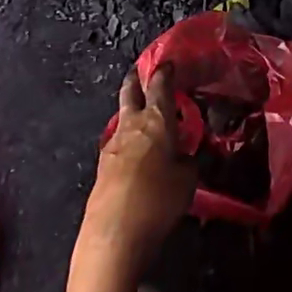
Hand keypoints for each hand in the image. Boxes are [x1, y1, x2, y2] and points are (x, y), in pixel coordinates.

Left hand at [83, 70, 197, 269]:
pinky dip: (129, 138)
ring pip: (123, 116)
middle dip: (136, 78)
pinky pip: (119, 141)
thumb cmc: (158, 199)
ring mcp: (112, 142)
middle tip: (142, 71)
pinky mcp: (103, 163)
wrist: (114, 229)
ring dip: (133, 111)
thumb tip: (184, 156)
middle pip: (130, 91)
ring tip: (146, 118)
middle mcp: (131, 124)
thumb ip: (187, 163)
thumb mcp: (187, 182)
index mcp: (155, 120)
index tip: (168, 63)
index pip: (160, 86)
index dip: (164, 71)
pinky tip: (137, 152)